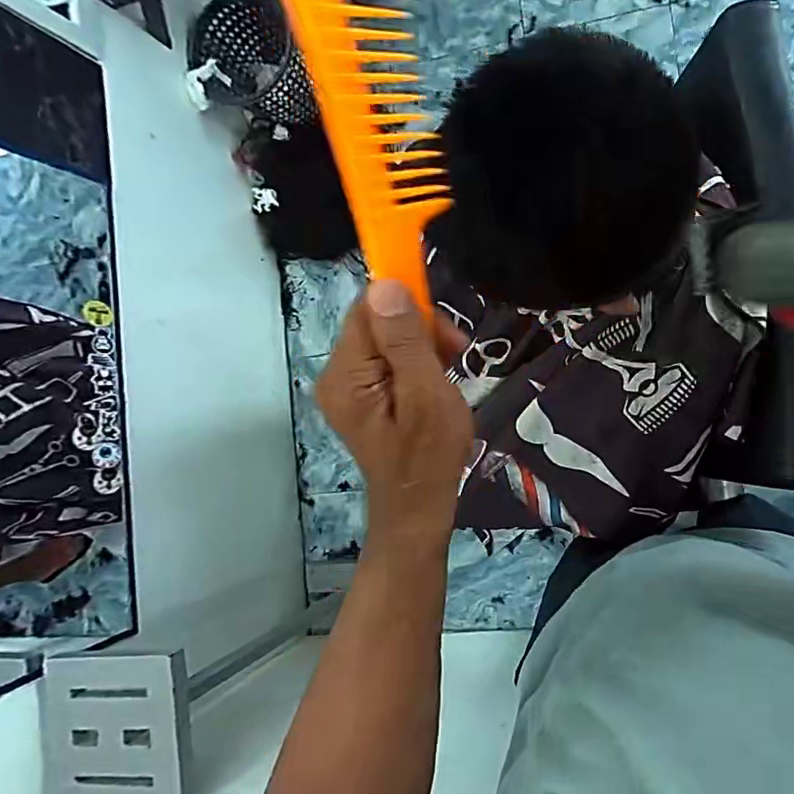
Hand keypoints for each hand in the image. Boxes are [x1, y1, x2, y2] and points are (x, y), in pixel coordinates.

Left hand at [316, 281, 473, 537]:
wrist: (418, 508)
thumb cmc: (429, 455)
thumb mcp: (426, 395)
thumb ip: (407, 341)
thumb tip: (386, 285)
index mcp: (347, 373)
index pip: (369, 308)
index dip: (408, 304)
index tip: (446, 326)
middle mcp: (336, 374)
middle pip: (377, 321)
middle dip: (420, 328)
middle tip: (457, 353)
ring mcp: (347, 387)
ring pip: (385, 339)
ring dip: (422, 344)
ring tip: (449, 371)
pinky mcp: (361, 397)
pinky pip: (387, 360)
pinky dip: (415, 362)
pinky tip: (434, 383)